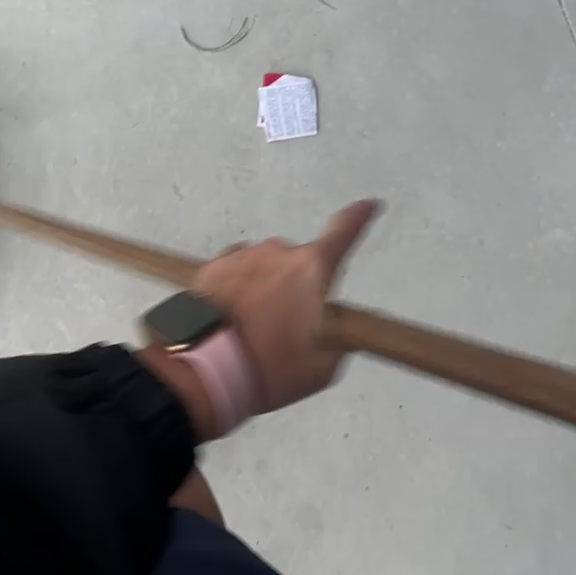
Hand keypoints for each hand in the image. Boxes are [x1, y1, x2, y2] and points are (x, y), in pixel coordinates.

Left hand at [193, 200, 379, 413]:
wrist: (207, 369)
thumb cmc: (272, 367)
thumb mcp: (324, 363)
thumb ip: (336, 333)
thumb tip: (329, 321)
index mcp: (312, 268)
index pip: (344, 233)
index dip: (359, 217)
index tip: (368, 204)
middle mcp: (278, 251)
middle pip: (299, 264)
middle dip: (297, 287)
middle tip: (286, 326)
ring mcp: (243, 255)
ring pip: (266, 267)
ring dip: (266, 288)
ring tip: (254, 328)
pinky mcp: (214, 266)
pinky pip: (238, 270)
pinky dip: (240, 287)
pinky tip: (234, 315)